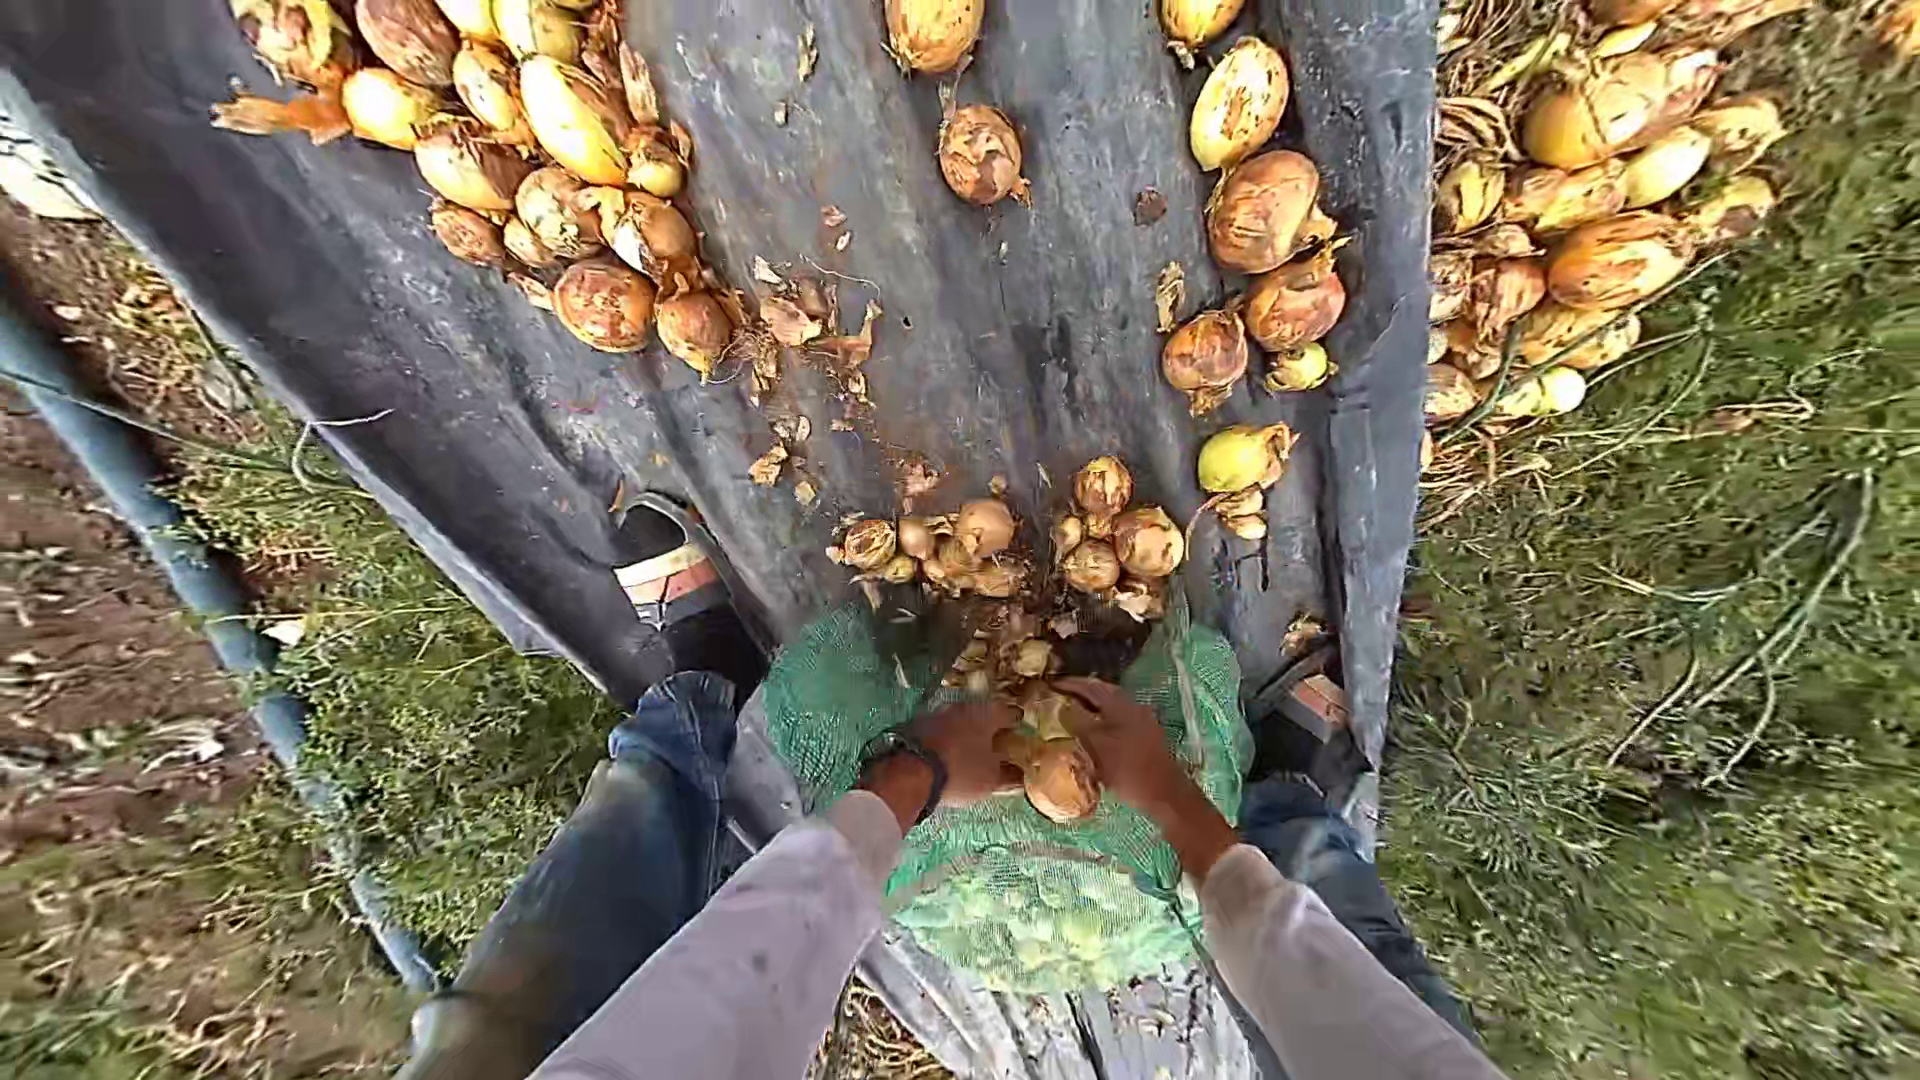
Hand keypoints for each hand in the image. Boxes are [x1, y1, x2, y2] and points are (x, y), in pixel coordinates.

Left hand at [911, 699, 1020, 805]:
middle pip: (981, 713)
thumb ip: (1009, 774)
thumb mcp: (991, 779)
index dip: (1016, 722)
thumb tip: (1021, 773)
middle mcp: (962, 706)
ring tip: (970, 749)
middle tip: (996, 741)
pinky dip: (947, 738)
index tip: (1020, 729)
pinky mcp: (917, 724)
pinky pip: (940, 729)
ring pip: (959, 720)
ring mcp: (938, 713)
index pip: (1007, 712)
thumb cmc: (960, 771)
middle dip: (988, 726)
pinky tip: (947, 753)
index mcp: (986, 713)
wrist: (910, 771)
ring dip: (966, 731)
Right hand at [1050, 677, 1188, 811]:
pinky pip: (1118, 718)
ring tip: (1072, 712)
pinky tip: (1093, 730)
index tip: (1051, 684)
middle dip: (1081, 692)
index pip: (1090, 685)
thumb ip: (1077, 721)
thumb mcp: (1096, 744)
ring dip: (1091, 706)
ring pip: (1111, 706)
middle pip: (1102, 692)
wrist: (1165, 794)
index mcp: (1119, 703)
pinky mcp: (1146, 735)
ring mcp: (1142, 719)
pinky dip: (1102, 719)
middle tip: (1060, 696)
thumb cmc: (1128, 768)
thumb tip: (1063, 706)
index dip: (1069, 684)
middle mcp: (1132, 705)